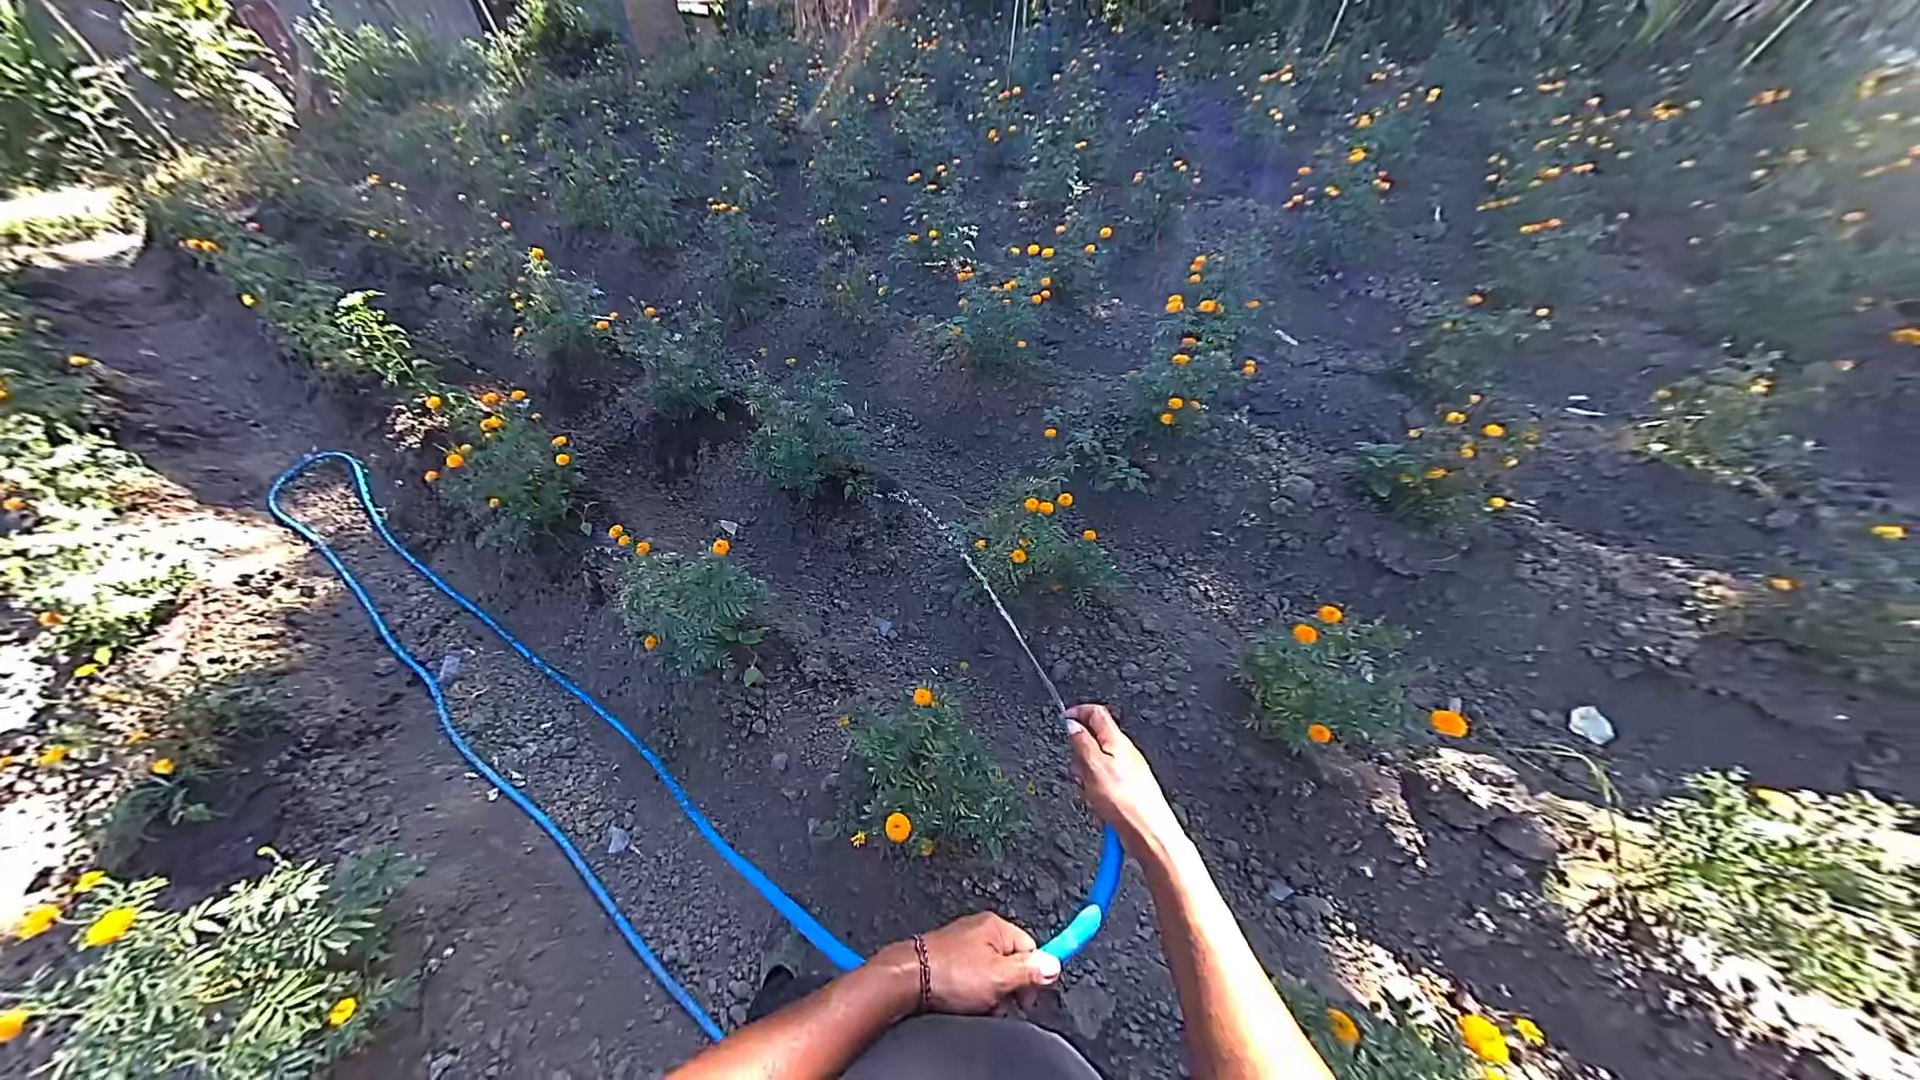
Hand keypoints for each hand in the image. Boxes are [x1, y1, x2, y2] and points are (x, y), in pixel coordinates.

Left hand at [897, 911, 1059, 1014]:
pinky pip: (974, 976)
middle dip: (1009, 986)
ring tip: (977, 1002)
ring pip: (992, 973)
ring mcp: (965, 943)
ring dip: (991, 992)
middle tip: (999, 1000)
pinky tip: (965, 1000)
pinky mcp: (952, 958)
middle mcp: (981, 929)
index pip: (1031, 947)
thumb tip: (1053, 965)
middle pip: (1012, 961)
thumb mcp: (998, 977)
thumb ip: (1028, 971)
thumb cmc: (949, 972)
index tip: (1028, 994)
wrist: (910, 978)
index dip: (1032, 974)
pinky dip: (973, 990)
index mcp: (996, 926)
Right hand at [1064, 703, 1182, 854]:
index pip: (1095, 712)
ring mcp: (1126, 773)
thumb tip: (1071, 725)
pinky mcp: (1126, 792)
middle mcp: (1124, 753)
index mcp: (1117, 740)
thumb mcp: (1094, 767)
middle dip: (1078, 756)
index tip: (1063, 721)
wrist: (1150, 836)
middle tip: (1079, 771)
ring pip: (1095, 767)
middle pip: (1092, 741)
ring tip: (1093, 795)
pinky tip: (1101, 809)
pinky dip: (1096, 795)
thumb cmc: (1127, 804)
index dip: (1077, 712)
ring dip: (1086, 780)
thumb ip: (1081, 742)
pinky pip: (1102, 786)